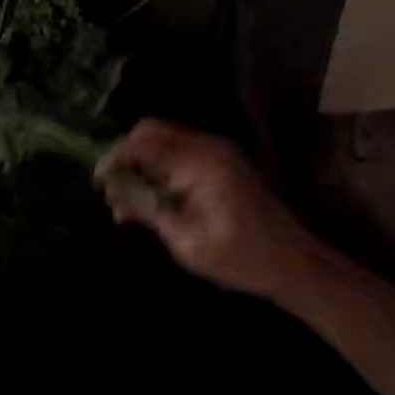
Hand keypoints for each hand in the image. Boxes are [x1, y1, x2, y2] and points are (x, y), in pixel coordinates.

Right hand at [96, 120, 316, 297]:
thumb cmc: (240, 258)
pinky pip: (181, 152)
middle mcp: (209, 146)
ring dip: (141, 164)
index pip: (143, 142)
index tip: (99, 183)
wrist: (295, 263)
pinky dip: (160, 169)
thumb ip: (148, 209)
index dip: (115, 158)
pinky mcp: (223, 162)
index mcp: (200, 162)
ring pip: (164, 140)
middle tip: (113, 191)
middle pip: (152, 131)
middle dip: (126, 156)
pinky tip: (153, 200)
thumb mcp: (185, 239)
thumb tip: (114, 191)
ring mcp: (218, 151)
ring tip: (127, 204)